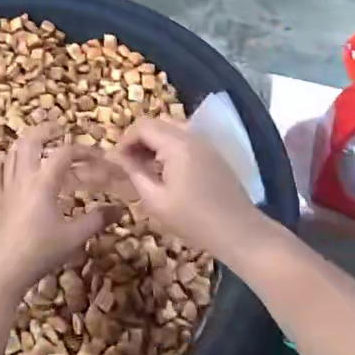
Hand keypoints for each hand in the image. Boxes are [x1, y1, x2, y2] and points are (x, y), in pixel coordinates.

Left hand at [0, 124, 116, 300]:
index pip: (66, 153)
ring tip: (40, 143)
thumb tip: (121, 209)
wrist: (0, 271)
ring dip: (27, 142)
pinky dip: (3, 161)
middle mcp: (23, 177)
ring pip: (12, 153)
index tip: (101, 157)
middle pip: (31, 141)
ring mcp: (7, 188)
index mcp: (43, 181)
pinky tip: (3, 159)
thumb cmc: (39, 252)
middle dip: (47, 131)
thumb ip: (97, 219)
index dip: (85, 151)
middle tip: (61, 129)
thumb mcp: (73, 236)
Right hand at [111, 118, 269, 260]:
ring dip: (155, 142)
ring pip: (172, 129)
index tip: (116, 161)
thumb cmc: (193, 219)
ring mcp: (206, 143)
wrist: (238, 231)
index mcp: (177, 144)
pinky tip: (166, 172)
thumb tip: (118, 158)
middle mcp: (192, 136)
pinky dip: (170, 147)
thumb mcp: (156, 200)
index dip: (125, 140)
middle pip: (158, 123)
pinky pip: (185, 139)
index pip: (143, 126)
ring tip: (145, 168)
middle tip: (129, 164)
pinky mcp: (213, 153)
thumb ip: (135, 173)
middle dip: (139, 139)